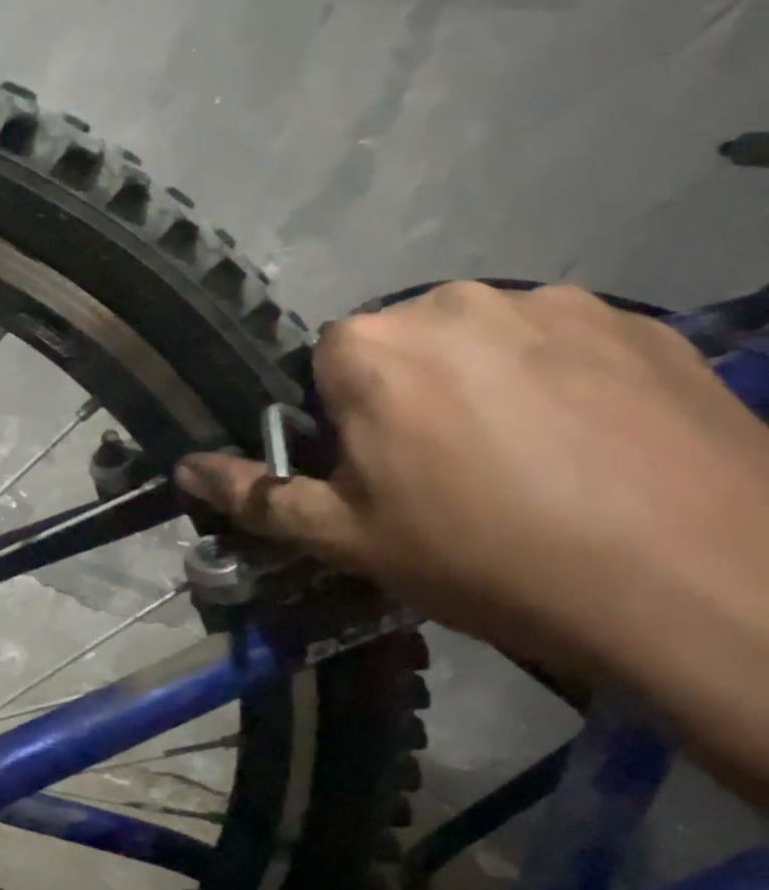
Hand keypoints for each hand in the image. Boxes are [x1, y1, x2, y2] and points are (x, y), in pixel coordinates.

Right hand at [173, 282, 768, 666]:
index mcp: (368, 346)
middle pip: (404, 345)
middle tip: (455, 475)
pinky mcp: (643, 323)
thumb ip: (256, 494)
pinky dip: (567, 381)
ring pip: (487, 340)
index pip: (325, 365)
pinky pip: (569, 344)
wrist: (707, 588)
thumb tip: (182, 469)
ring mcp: (555, 304)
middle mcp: (451, 301)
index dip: (345, 420)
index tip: (381, 473)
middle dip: (412, 395)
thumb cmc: (491, 558)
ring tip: (538, 463)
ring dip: (489, 383)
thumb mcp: (350, 540)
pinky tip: (600, 447)